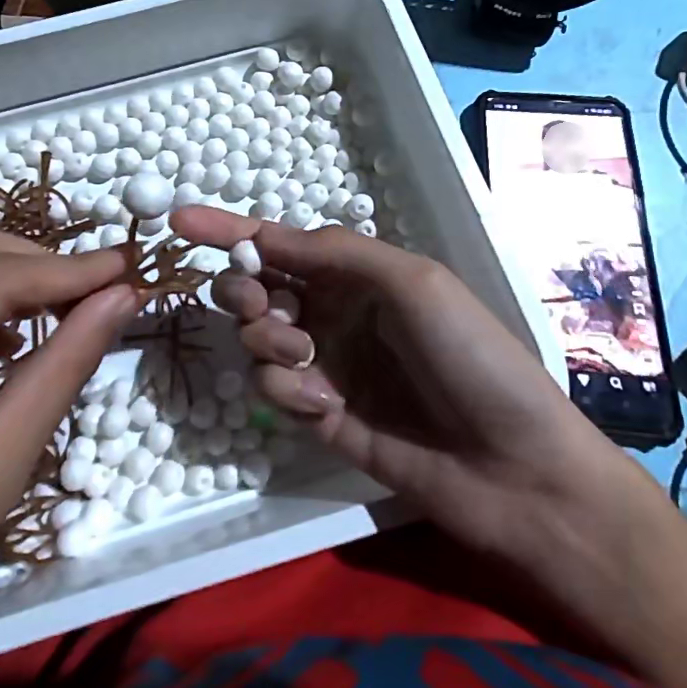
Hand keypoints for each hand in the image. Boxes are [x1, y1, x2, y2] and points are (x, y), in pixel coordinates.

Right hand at [171, 207, 636, 563]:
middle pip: (258, 288)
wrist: (509, 465)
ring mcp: (327, 365)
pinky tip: (322, 402)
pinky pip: (275, 389)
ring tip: (304, 358)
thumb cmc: (470, 355)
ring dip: (267, 340)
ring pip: (258, 338)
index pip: (281, 244)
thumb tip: (269, 235)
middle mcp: (337, 313)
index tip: (177, 223)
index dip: (229, 230)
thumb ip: (336, 252)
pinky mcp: (319, 414)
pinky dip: (285, 389)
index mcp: (358, 275)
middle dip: (243, 289)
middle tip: (256, 303)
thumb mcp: (412, 283)